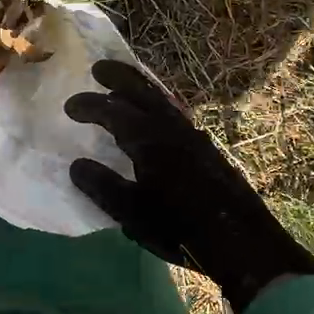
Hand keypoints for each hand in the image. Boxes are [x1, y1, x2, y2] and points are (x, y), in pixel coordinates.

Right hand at [64, 60, 313, 313]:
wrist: (244, 244)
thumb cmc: (182, 229)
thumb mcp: (132, 214)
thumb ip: (103, 186)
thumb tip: (76, 165)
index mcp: (149, 140)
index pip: (113, 111)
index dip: (89, 106)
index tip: (68, 107)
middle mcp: (171, 129)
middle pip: (143, 91)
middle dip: (119, 76)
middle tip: (98, 68)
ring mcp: (193, 136)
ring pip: (162, 100)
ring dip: (140, 90)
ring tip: (123, 90)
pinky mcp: (206, 149)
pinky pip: (175, 113)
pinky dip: (158, 105)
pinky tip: (156, 119)